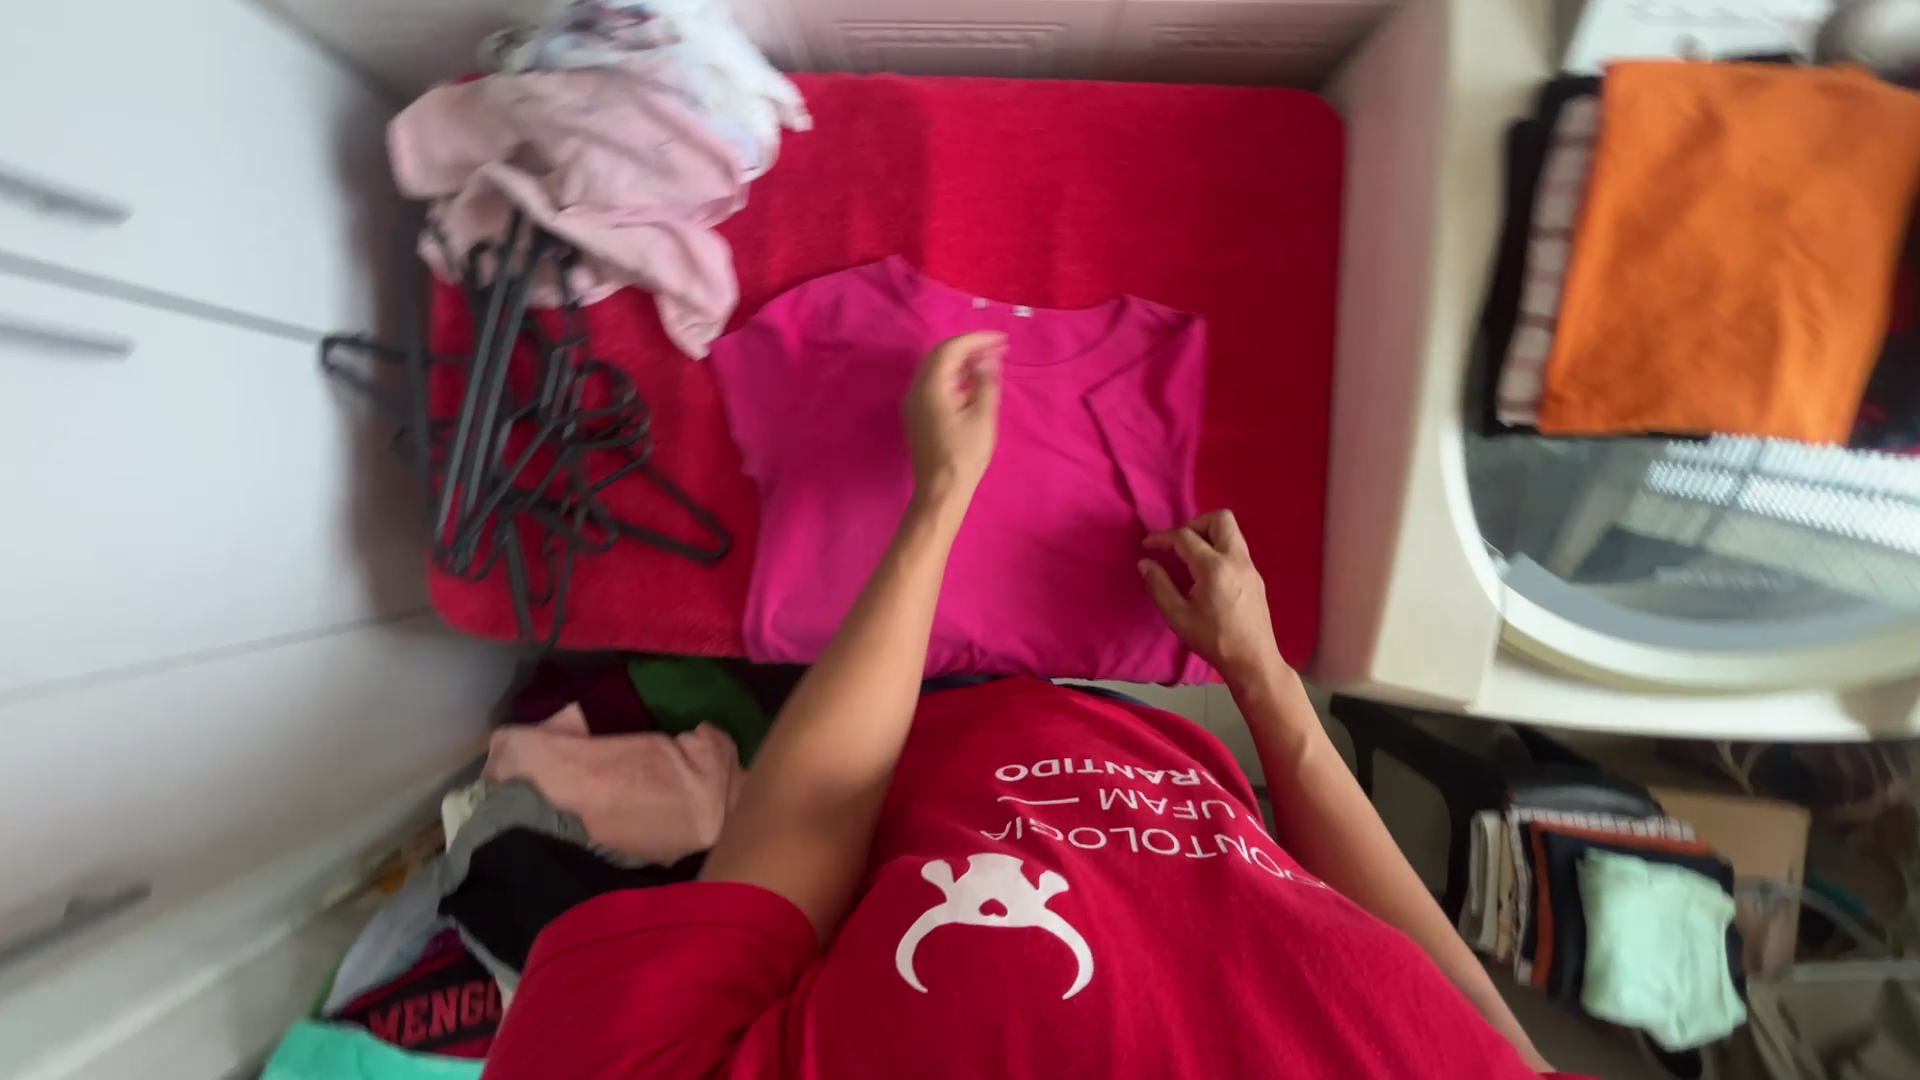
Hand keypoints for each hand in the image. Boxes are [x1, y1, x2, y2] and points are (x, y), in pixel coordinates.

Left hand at [904, 332, 1005, 511]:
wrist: (940, 489)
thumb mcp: (983, 416)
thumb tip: (987, 357)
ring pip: (936, 370)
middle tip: (997, 348)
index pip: (951, 348)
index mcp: (931, 386)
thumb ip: (985, 381)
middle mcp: (917, 389)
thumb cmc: (964, 455)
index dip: (977, 339)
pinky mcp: (918, 416)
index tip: (1002, 339)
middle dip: (969, 347)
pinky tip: (972, 384)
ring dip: (962, 362)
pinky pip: (934, 385)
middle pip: (940, 355)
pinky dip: (954, 377)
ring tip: (989, 362)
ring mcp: (914, 403)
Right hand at [1139, 510, 1287, 686]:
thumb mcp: (1178, 616)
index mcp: (1214, 568)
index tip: (1147, 545)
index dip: (1162, 537)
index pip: (1185, 537)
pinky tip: (1206, 574)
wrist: (1253, 660)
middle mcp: (1236, 559)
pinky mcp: (1255, 576)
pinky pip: (1236, 548)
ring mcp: (1250, 567)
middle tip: (1178, 546)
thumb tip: (1145, 563)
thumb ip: (1159, 585)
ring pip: (1232, 531)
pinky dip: (1218, 549)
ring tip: (1190, 558)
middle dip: (1194, 524)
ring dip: (1208, 535)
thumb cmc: (1213, 640)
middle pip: (1219, 518)